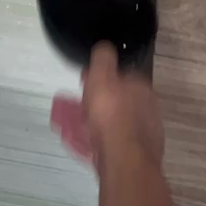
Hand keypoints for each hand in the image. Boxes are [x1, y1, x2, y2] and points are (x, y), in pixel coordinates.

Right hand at [81, 42, 164, 170]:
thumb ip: (103, 56)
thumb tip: (104, 47)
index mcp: (142, 89)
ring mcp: (135, 137)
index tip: (86, 77)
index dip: (102, 75)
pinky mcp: (124, 156)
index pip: (123, 76)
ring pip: (104, 122)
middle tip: (70, 99)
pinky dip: (85, 137)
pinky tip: (70, 136)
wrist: (121, 158)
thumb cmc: (113, 113)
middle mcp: (143, 112)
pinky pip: (100, 141)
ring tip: (62, 117)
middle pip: (112, 101)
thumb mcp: (103, 73)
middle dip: (88, 99)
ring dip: (82, 118)